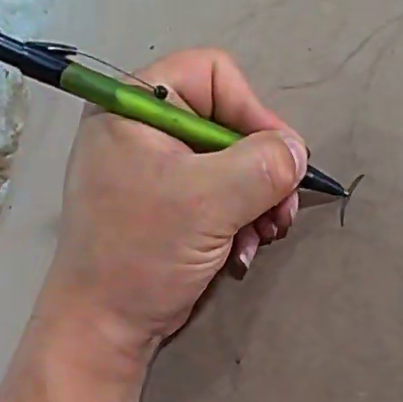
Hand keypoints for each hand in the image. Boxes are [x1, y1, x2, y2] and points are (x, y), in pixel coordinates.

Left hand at [42, 49, 308, 354]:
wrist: (105, 326)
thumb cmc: (141, 254)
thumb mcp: (207, 202)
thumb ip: (263, 166)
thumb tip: (297, 152)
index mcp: (135, 107)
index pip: (214, 75)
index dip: (254, 113)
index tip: (279, 161)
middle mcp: (144, 132)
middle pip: (229, 125)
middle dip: (262, 171)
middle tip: (281, 211)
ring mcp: (156, 173)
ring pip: (231, 166)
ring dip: (257, 203)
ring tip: (263, 238)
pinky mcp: (168, 210)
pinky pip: (218, 199)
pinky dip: (239, 223)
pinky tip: (242, 252)